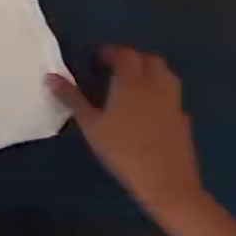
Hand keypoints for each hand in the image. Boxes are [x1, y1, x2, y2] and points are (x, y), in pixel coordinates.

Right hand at [48, 46, 205, 213]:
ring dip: (150, 72)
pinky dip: (160, 94)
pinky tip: (148, 110)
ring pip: (166, 75)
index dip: (111, 52)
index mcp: (132, 83)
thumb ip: (72, 98)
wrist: (167, 184)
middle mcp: (156, 87)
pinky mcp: (183, 121)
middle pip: (150, 59)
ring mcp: (173, 104)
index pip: (125, 54)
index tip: (97, 57)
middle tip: (114, 69)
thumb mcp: (90, 125)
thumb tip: (51, 77)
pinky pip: (172, 97)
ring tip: (132, 85)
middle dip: (133, 58)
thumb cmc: (123, 150)